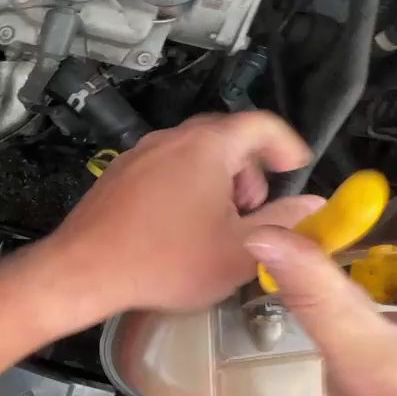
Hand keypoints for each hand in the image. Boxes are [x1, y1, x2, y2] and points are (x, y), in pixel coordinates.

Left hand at [43, 112, 321, 318]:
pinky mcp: (113, 179)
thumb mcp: (241, 249)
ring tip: (218, 222)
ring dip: (214, 179)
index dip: (286, 144)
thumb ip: (286, 224)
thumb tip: (314, 207)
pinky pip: (158, 171)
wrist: (83, 271)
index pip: (260, 124)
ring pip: (187, 155)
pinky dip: (180, 187)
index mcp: (204, 147)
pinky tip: (178, 227)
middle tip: (254, 205)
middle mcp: (166, 141)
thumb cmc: (162, 260)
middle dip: (248, 167)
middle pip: (222, 137)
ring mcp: (134, 158)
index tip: (295, 169)